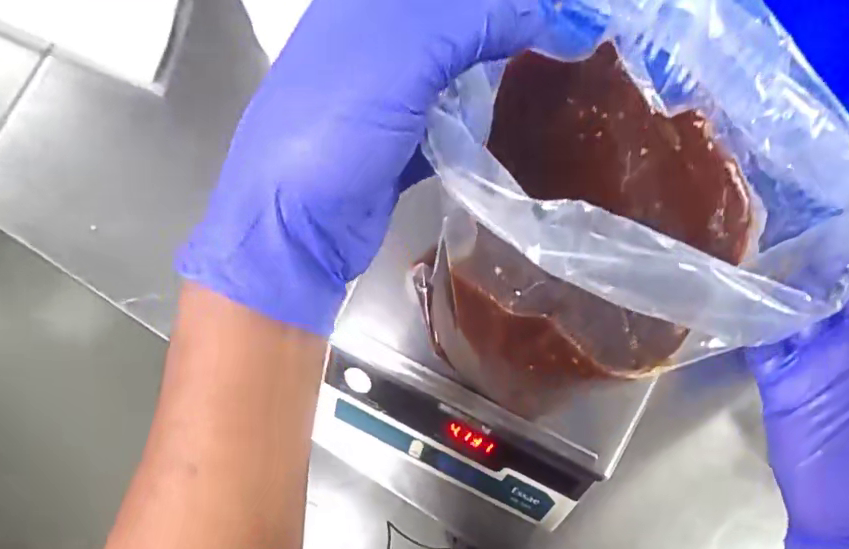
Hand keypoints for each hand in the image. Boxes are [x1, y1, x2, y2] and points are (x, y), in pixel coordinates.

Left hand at [177, 0, 557, 335]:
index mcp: (365, 3)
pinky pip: (442, 129)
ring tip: (535, 85)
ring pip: (449, 77)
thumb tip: (536, 11)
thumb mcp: (404, 56)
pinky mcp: (393, 153)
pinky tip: (496, 132)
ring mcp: (381, 103)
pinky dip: (469, 130)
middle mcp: (372, 44)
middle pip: (450, 25)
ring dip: (487, 82)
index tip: (552, 12)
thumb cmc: (337, 127)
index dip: (499, 2)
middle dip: (498, 32)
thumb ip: (467, 21)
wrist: (296, 225)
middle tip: (553, 43)